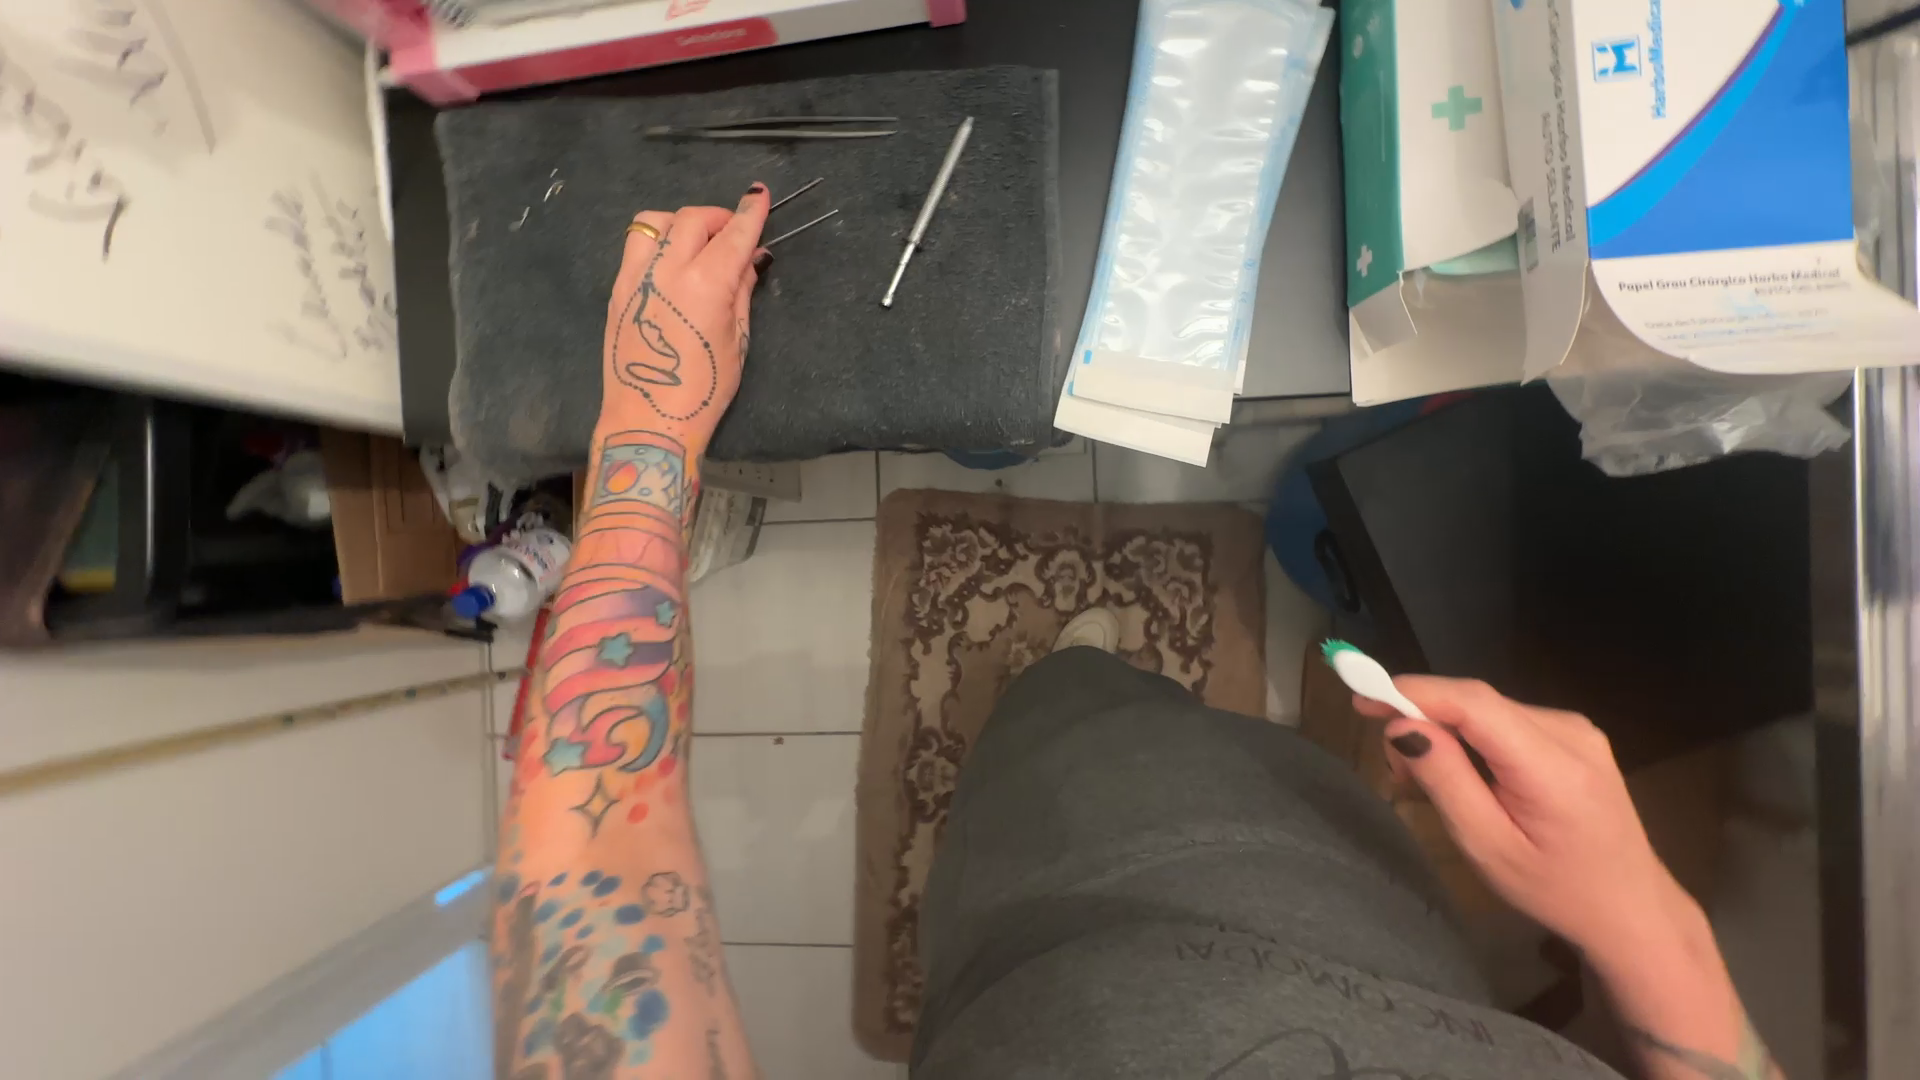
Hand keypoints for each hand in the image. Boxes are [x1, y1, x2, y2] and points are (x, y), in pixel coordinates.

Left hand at [602, 185, 770, 449]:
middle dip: (718, 217)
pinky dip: (659, 242)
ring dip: (682, 222)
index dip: (750, 212)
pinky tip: (673, 265)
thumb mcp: (738, 342)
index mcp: (708, 284)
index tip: (760, 194)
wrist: (650, 419)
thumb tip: (748, 261)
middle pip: (693, 218)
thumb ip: (742, 292)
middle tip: (734, 232)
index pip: (733, 234)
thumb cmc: (705, 390)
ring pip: (656, 222)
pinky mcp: (618, 289)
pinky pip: (637, 246)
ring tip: (697, 243)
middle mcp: (668, 270)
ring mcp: (637, 276)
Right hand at [1354, 677, 1696, 958]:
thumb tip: (1400, 725)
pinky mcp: (1571, 733)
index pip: (1472, 703)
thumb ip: (1444, 780)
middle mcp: (1569, 732)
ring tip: (1423, 778)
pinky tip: (1458, 769)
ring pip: (1481, 707)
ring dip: (1439, 728)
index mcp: (1555, 767)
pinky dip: (1464, 733)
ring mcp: (1575, 729)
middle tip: (1392, 767)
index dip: (1412, 691)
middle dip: (1418, 717)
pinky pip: (1498, 717)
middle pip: (1473, 701)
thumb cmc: (1556, 890)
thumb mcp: (1487, 845)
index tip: (1361, 697)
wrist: (1634, 912)